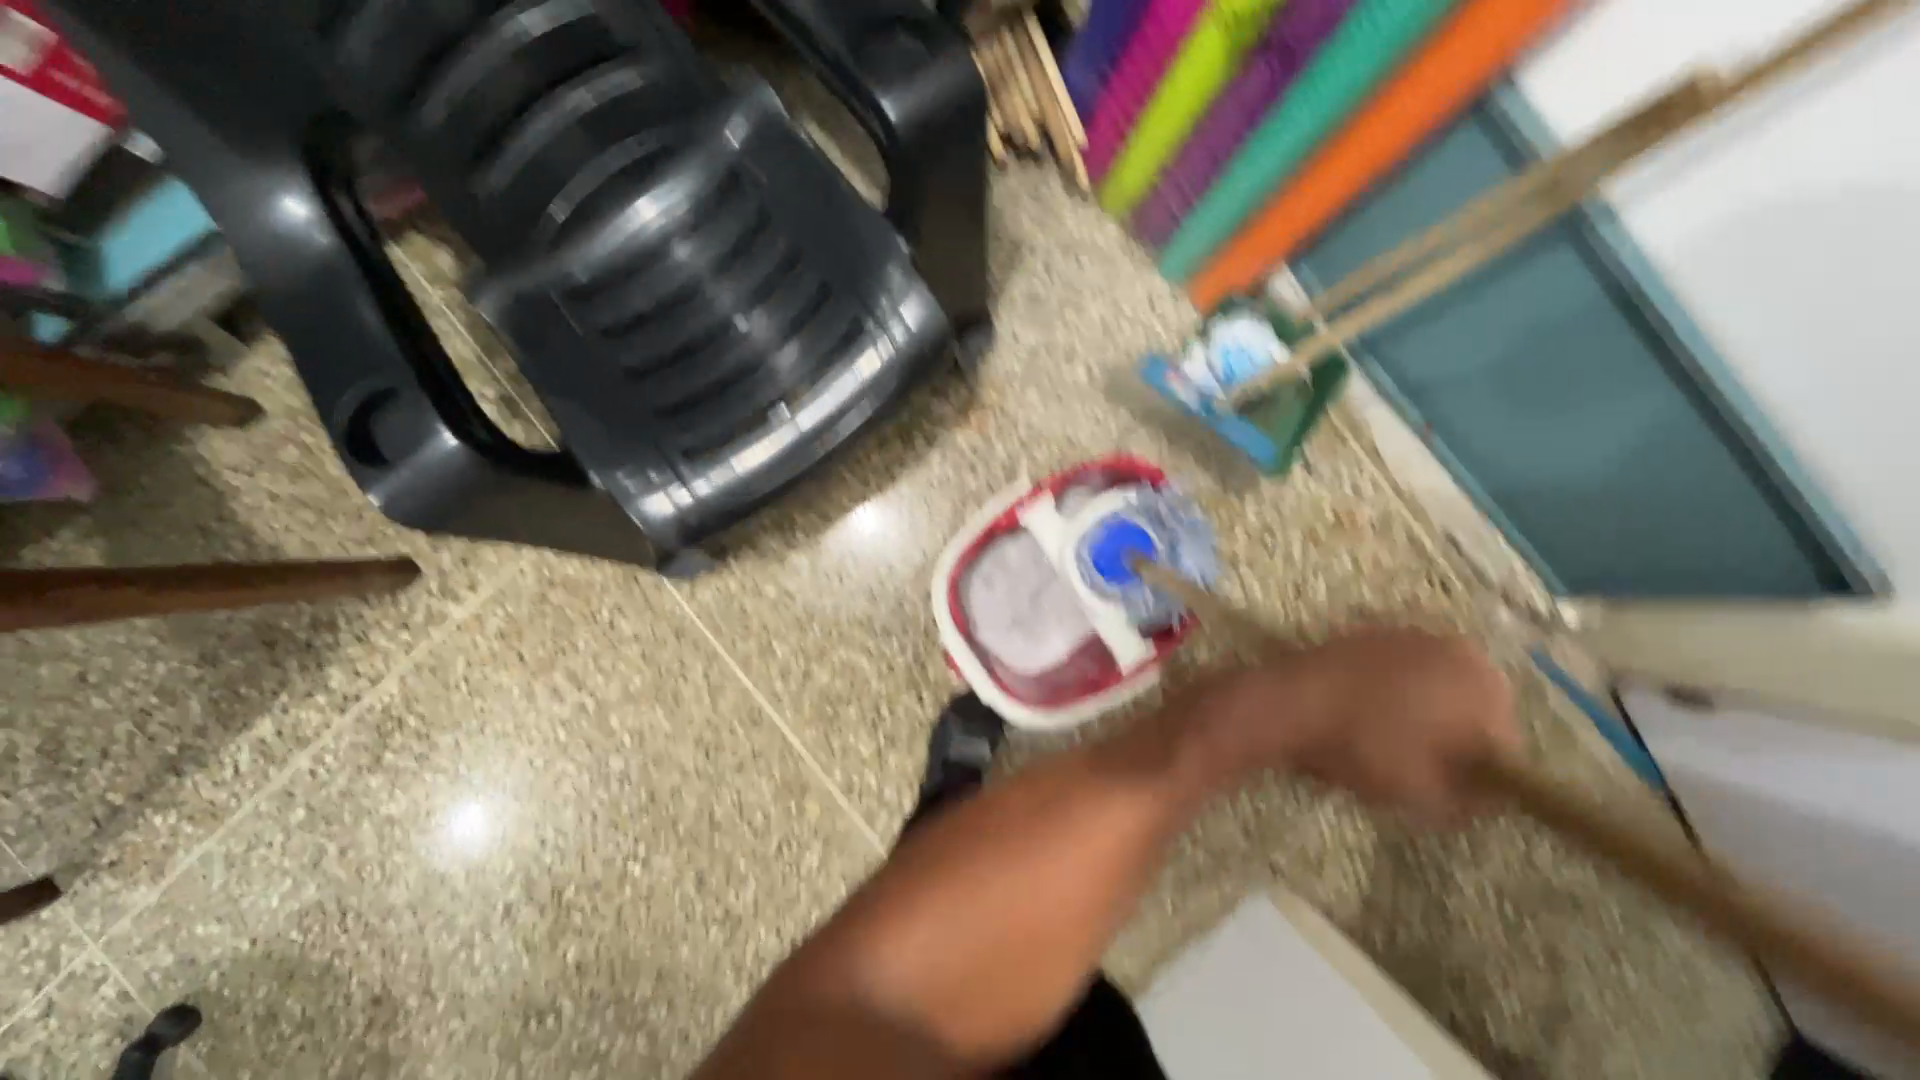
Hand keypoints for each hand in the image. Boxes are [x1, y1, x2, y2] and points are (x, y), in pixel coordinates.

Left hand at [1184, 629, 1521, 823]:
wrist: (1286, 701)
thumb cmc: (1365, 746)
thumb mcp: (1428, 795)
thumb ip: (1475, 801)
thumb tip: (1491, 798)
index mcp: (1486, 684)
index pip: (1506, 746)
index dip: (1481, 779)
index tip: (1448, 794)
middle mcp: (1459, 649)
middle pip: (1473, 713)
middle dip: (1451, 743)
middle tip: (1412, 770)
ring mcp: (1412, 634)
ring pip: (1435, 693)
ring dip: (1420, 719)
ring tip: (1380, 744)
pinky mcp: (1371, 632)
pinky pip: (1397, 676)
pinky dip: (1388, 696)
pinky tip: (1359, 717)